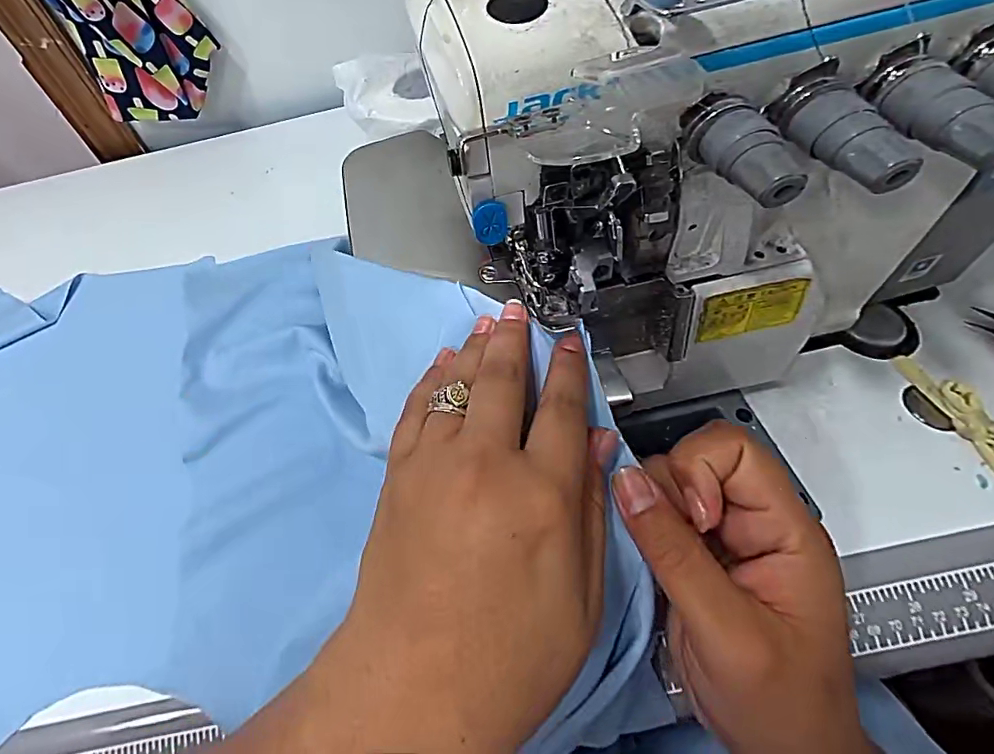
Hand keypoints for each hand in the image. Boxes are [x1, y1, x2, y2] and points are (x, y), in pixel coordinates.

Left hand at [223, 300, 616, 752]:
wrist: (416, 680)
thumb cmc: (511, 654)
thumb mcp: (581, 595)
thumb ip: (591, 507)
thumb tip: (594, 440)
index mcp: (542, 493)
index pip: (561, 408)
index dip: (568, 369)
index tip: (568, 342)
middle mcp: (486, 462)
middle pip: (503, 380)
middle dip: (514, 339)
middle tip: (517, 313)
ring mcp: (435, 462)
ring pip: (457, 384)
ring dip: (474, 349)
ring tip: (485, 325)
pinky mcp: (399, 472)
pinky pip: (417, 408)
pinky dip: (431, 379)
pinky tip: (441, 364)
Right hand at [613, 422, 868, 753]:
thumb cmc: (784, 706)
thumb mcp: (729, 632)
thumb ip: (675, 554)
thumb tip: (627, 483)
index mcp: (785, 531)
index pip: (736, 450)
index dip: (701, 470)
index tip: (693, 520)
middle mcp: (751, 524)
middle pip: (692, 459)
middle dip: (666, 493)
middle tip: (667, 545)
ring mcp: (718, 538)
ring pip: (665, 483)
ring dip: (648, 512)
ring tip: (658, 562)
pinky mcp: (690, 554)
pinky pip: (654, 514)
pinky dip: (638, 527)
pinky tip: (645, 560)